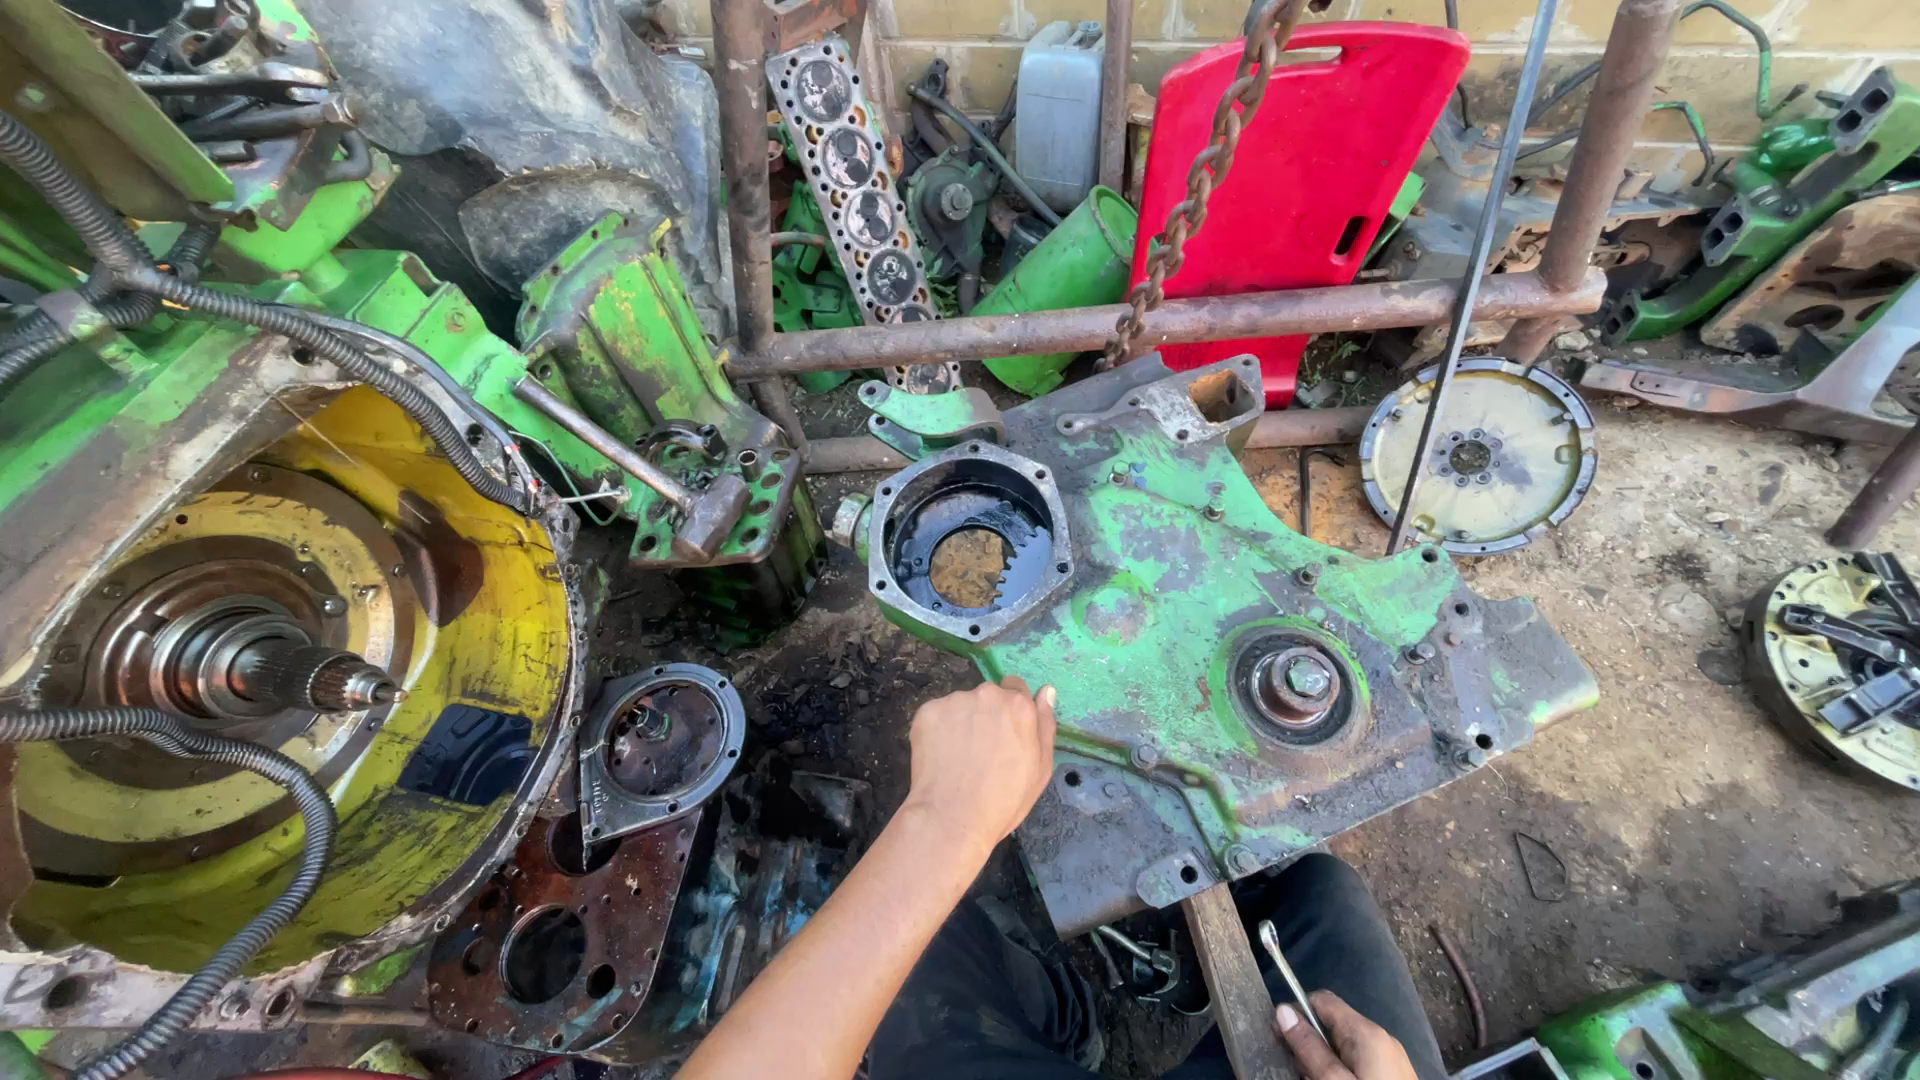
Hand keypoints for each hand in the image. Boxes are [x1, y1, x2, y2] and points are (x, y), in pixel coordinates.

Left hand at [899, 677, 1057, 852]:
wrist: (952, 817)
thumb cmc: (1005, 799)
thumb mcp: (1041, 768)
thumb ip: (1045, 724)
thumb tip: (1047, 691)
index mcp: (1018, 705)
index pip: (1015, 687)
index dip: (1011, 711)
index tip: (1005, 733)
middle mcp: (987, 694)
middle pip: (988, 696)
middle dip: (986, 715)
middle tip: (982, 750)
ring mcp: (954, 701)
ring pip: (961, 705)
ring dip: (961, 722)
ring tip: (959, 757)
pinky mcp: (927, 712)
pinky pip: (936, 715)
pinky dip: (938, 730)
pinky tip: (940, 756)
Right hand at [1277, 991, 1417, 1079]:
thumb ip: (1309, 1048)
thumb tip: (1282, 1010)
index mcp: (1367, 1033)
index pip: (1321, 1000)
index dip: (1296, 1013)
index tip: (1279, 1039)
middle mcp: (1381, 1040)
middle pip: (1331, 1025)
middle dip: (1309, 1044)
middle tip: (1298, 1073)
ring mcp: (1390, 1061)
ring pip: (1342, 1048)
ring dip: (1323, 1062)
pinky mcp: (1393, 1078)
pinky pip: (1358, 1065)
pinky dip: (1340, 1073)